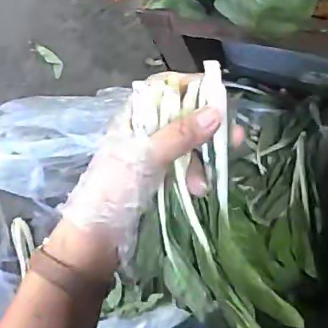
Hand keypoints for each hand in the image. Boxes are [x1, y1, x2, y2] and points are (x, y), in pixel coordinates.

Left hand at [54, 103, 222, 280]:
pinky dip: (195, 174)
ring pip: (187, 144)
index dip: (191, 87)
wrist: (93, 240)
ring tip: (205, 181)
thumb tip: (217, 112)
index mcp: (133, 118)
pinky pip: (184, 167)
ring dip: (202, 158)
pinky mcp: (158, 179)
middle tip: (234, 138)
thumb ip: (180, 134)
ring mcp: (151, 156)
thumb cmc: (114, 191)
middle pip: (182, 116)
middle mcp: (143, 132)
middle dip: (207, 126)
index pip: (164, 87)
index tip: (219, 96)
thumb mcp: (146, 158)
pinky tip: (198, 190)